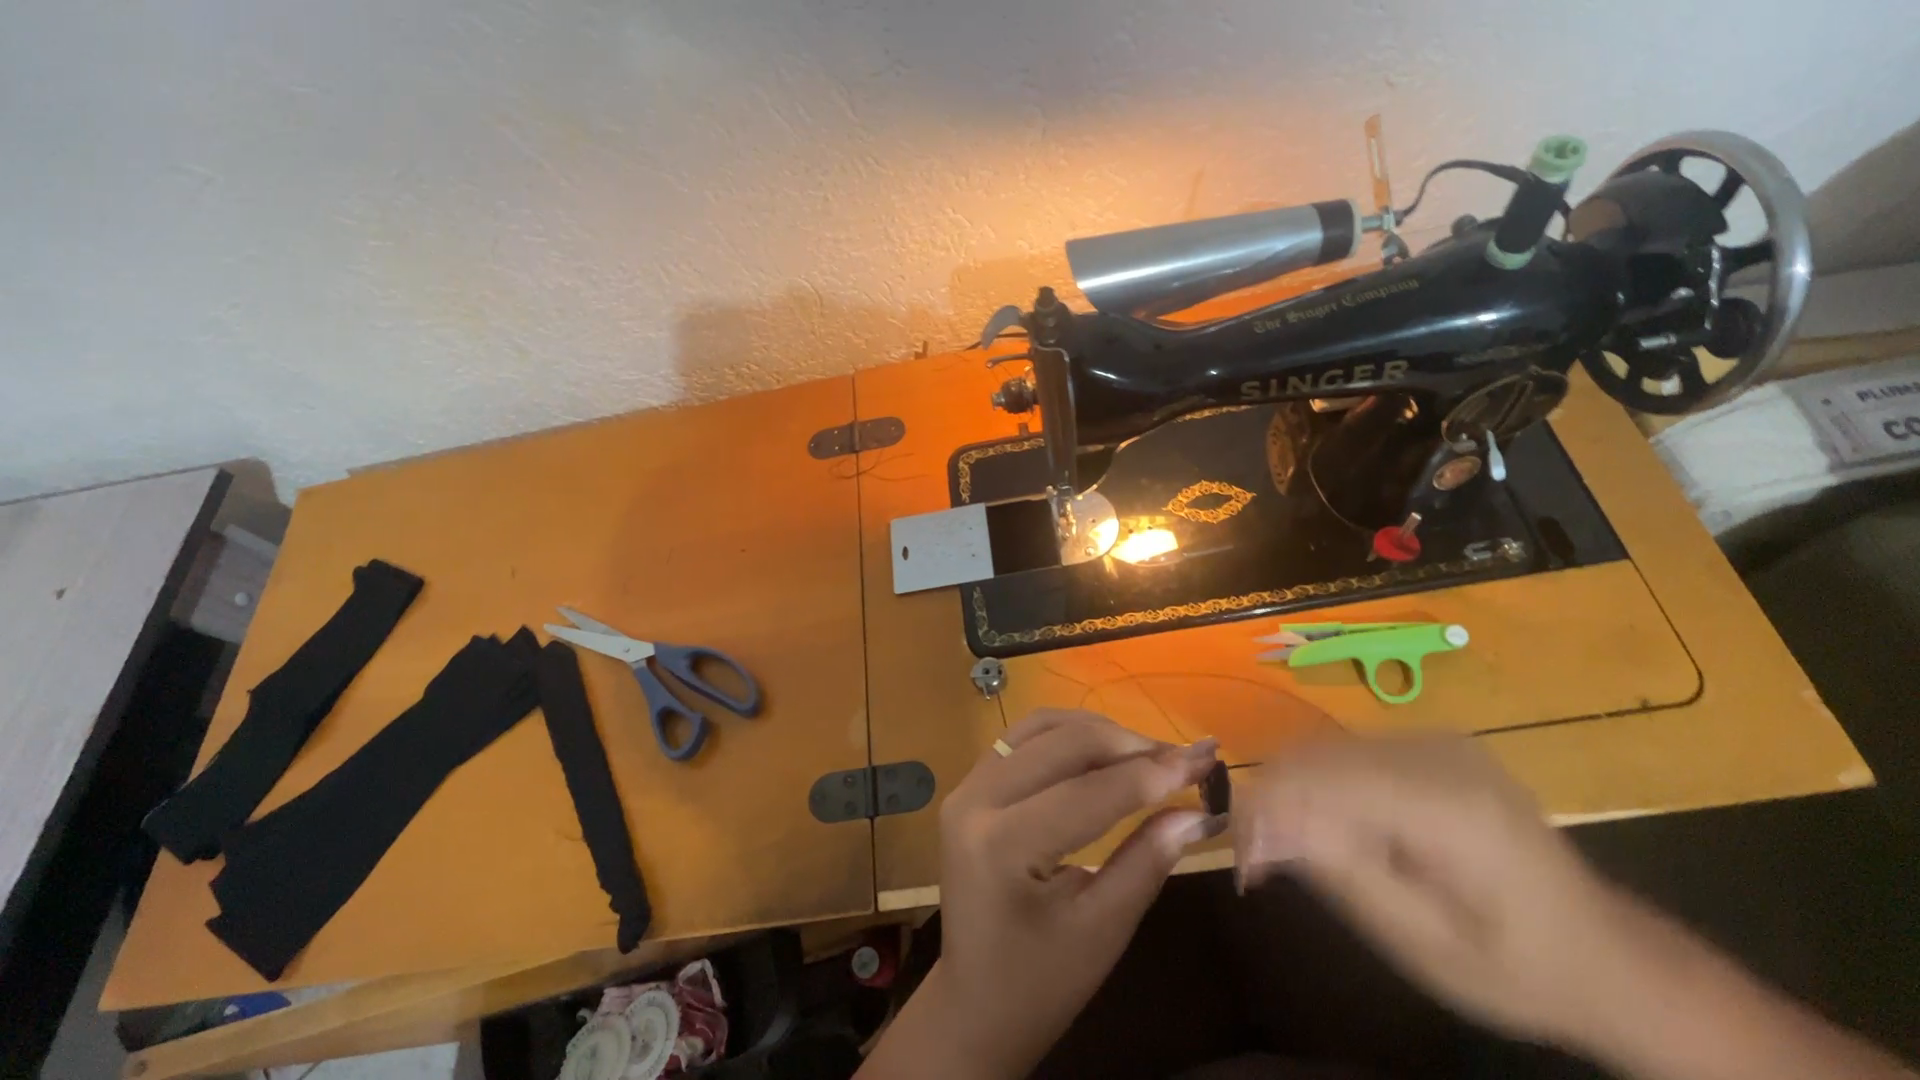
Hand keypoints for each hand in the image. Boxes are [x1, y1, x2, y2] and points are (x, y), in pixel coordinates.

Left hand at [876, 709, 1221, 1078]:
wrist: (976, 1001)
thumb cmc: (1042, 980)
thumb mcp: (1104, 927)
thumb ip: (1148, 859)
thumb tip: (1199, 810)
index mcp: (1002, 846)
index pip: (1089, 792)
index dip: (1152, 774)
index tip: (1206, 761)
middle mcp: (974, 803)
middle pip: (1063, 744)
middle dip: (1130, 745)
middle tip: (1184, 759)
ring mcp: (966, 789)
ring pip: (1041, 728)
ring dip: (1100, 732)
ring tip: (1151, 755)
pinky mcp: (970, 787)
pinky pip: (1023, 739)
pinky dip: (1069, 735)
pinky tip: (1106, 751)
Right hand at [1231, 734, 1638, 1046]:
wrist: (1608, 957)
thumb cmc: (1514, 967)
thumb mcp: (1419, 939)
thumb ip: (1341, 869)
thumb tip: (1261, 824)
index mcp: (1445, 803)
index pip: (1319, 776)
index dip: (1264, 809)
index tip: (1242, 862)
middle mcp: (1440, 753)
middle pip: (1317, 755)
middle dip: (1273, 802)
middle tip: (1257, 864)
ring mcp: (1442, 743)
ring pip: (1329, 750)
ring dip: (1294, 794)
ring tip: (1286, 854)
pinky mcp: (1439, 748)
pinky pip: (1355, 754)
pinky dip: (1325, 787)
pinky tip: (1331, 833)